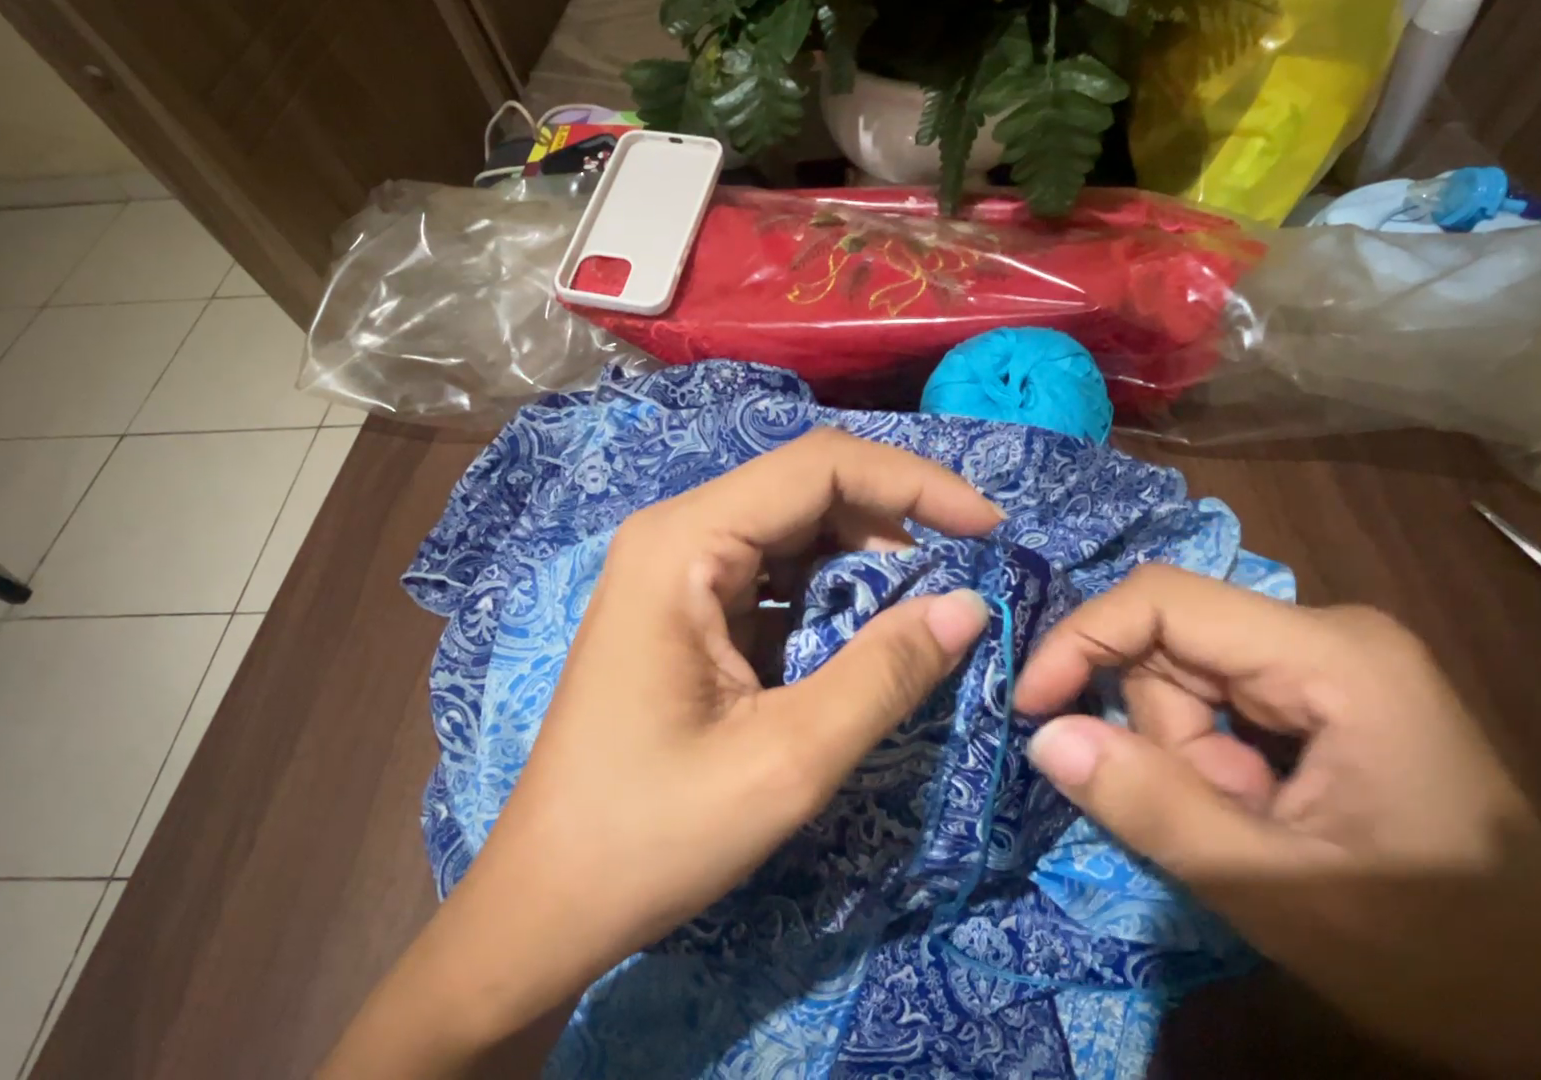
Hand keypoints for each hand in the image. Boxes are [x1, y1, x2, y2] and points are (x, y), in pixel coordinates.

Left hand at [478, 428, 995, 988]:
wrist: (551, 900)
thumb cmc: (655, 833)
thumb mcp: (790, 759)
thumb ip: (886, 673)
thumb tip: (971, 606)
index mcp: (683, 544)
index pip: (819, 466)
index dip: (915, 484)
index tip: (989, 531)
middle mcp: (674, 537)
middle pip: (806, 493)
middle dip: (894, 526)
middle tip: (962, 584)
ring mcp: (672, 574)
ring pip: (793, 536)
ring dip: (864, 568)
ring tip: (918, 620)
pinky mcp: (681, 614)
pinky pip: (771, 581)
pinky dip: (828, 602)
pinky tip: (859, 644)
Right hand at [1016, 565, 1540, 1077]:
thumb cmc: (1427, 950)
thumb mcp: (1267, 885)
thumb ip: (1149, 804)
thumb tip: (1040, 735)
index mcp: (1333, 655)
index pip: (1164, 600)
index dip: (1080, 642)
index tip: (1030, 712)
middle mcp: (1332, 634)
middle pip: (1174, 645)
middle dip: (1164, 734)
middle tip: (1219, 817)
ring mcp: (1334, 662)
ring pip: (1191, 678)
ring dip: (1191, 758)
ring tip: (1255, 825)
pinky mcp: (1328, 695)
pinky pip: (1223, 704)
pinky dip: (1216, 762)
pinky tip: (1265, 812)